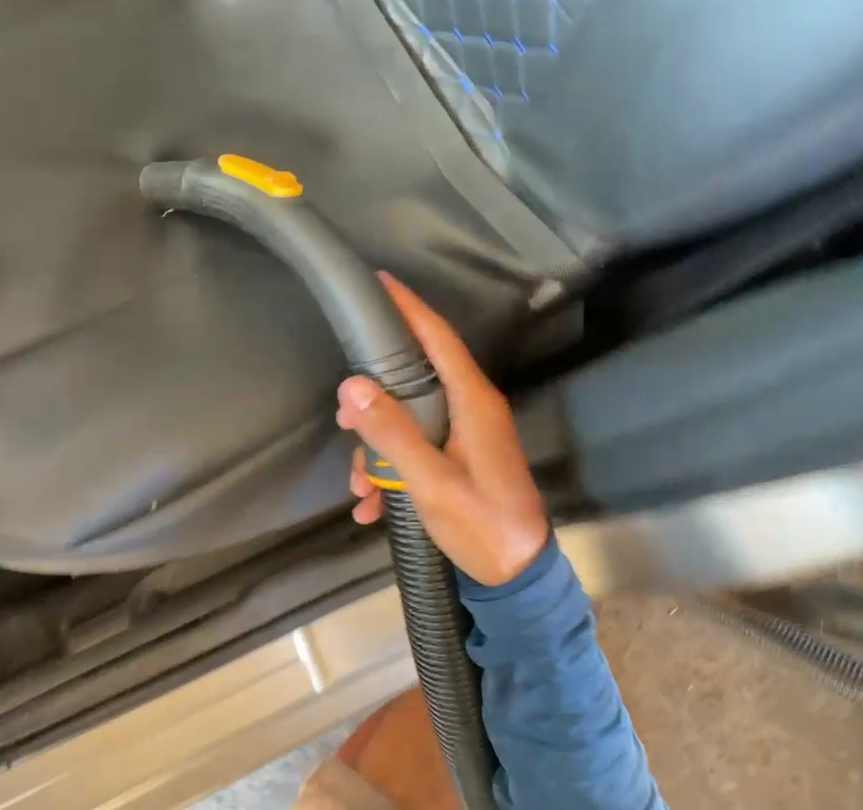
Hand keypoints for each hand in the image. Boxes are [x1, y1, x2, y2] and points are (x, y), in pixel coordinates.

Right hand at [338, 274, 549, 586]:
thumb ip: (392, 434)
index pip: (438, 338)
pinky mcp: (461, 459)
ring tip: (360, 487)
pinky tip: (371, 506)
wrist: (518, 580)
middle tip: (343, 421)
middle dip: (374, 401)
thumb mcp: (430, 483)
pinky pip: (416, 449)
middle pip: (414, 380)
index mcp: (473, 402)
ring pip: (409, 420)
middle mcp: (472, 409)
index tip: (379, 281)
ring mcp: (467, 435)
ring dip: (378, 450)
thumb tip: (352, 386)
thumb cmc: (482, 526)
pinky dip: (391, 472)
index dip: (409, 307)